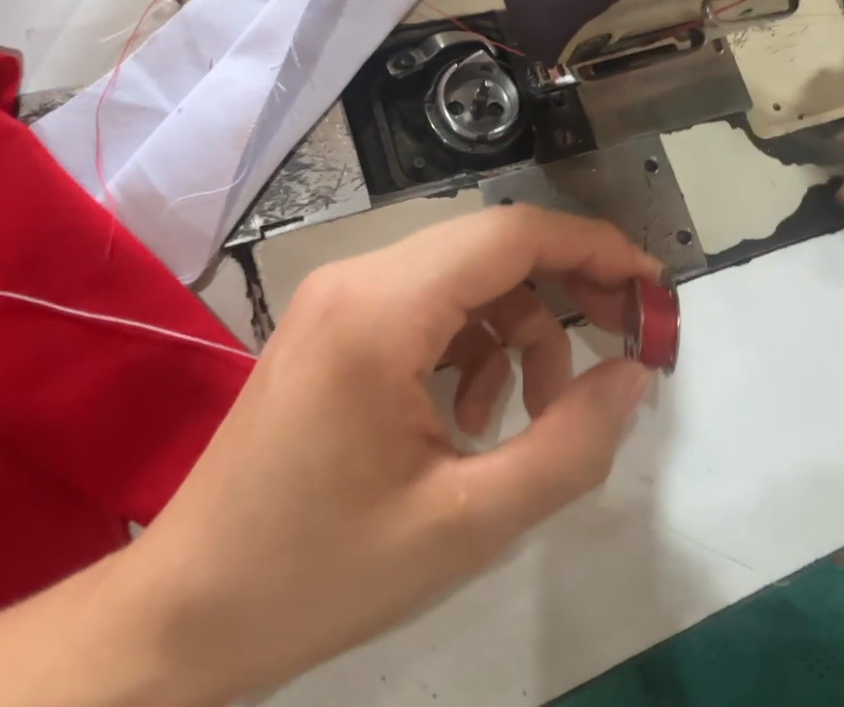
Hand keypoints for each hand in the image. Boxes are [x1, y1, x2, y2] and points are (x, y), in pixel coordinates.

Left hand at [104, 207, 660, 701]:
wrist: (190, 609)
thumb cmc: (322, 571)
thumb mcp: (468, 522)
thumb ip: (569, 445)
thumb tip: (633, 375)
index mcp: (382, 311)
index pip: (511, 235)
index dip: (595, 249)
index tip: (653, 290)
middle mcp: (355, 280)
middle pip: (490, 249)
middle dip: (568, 287)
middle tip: (622, 341)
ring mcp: (336, 301)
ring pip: (464, 280)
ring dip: (520, 330)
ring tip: (532, 412)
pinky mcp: (331, 329)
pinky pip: (427, 310)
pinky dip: (474, 347)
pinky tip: (472, 417)